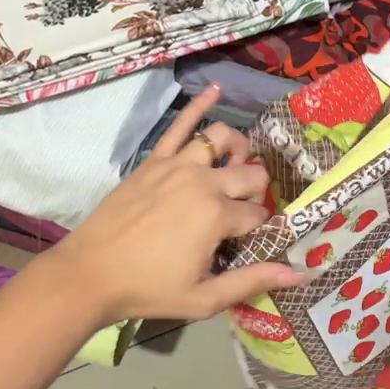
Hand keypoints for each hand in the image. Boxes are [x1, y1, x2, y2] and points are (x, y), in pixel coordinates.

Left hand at [48, 87, 304, 327]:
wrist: (92, 272)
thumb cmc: (149, 288)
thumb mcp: (204, 298)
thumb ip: (251, 281)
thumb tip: (298, 273)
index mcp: (217, 215)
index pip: (259, 214)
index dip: (262, 229)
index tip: (254, 243)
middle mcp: (203, 181)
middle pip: (251, 174)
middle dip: (257, 192)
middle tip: (244, 214)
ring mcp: (177, 164)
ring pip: (222, 138)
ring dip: (238, 150)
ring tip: (234, 168)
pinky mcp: (155, 159)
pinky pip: (181, 124)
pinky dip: (200, 104)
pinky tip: (215, 90)